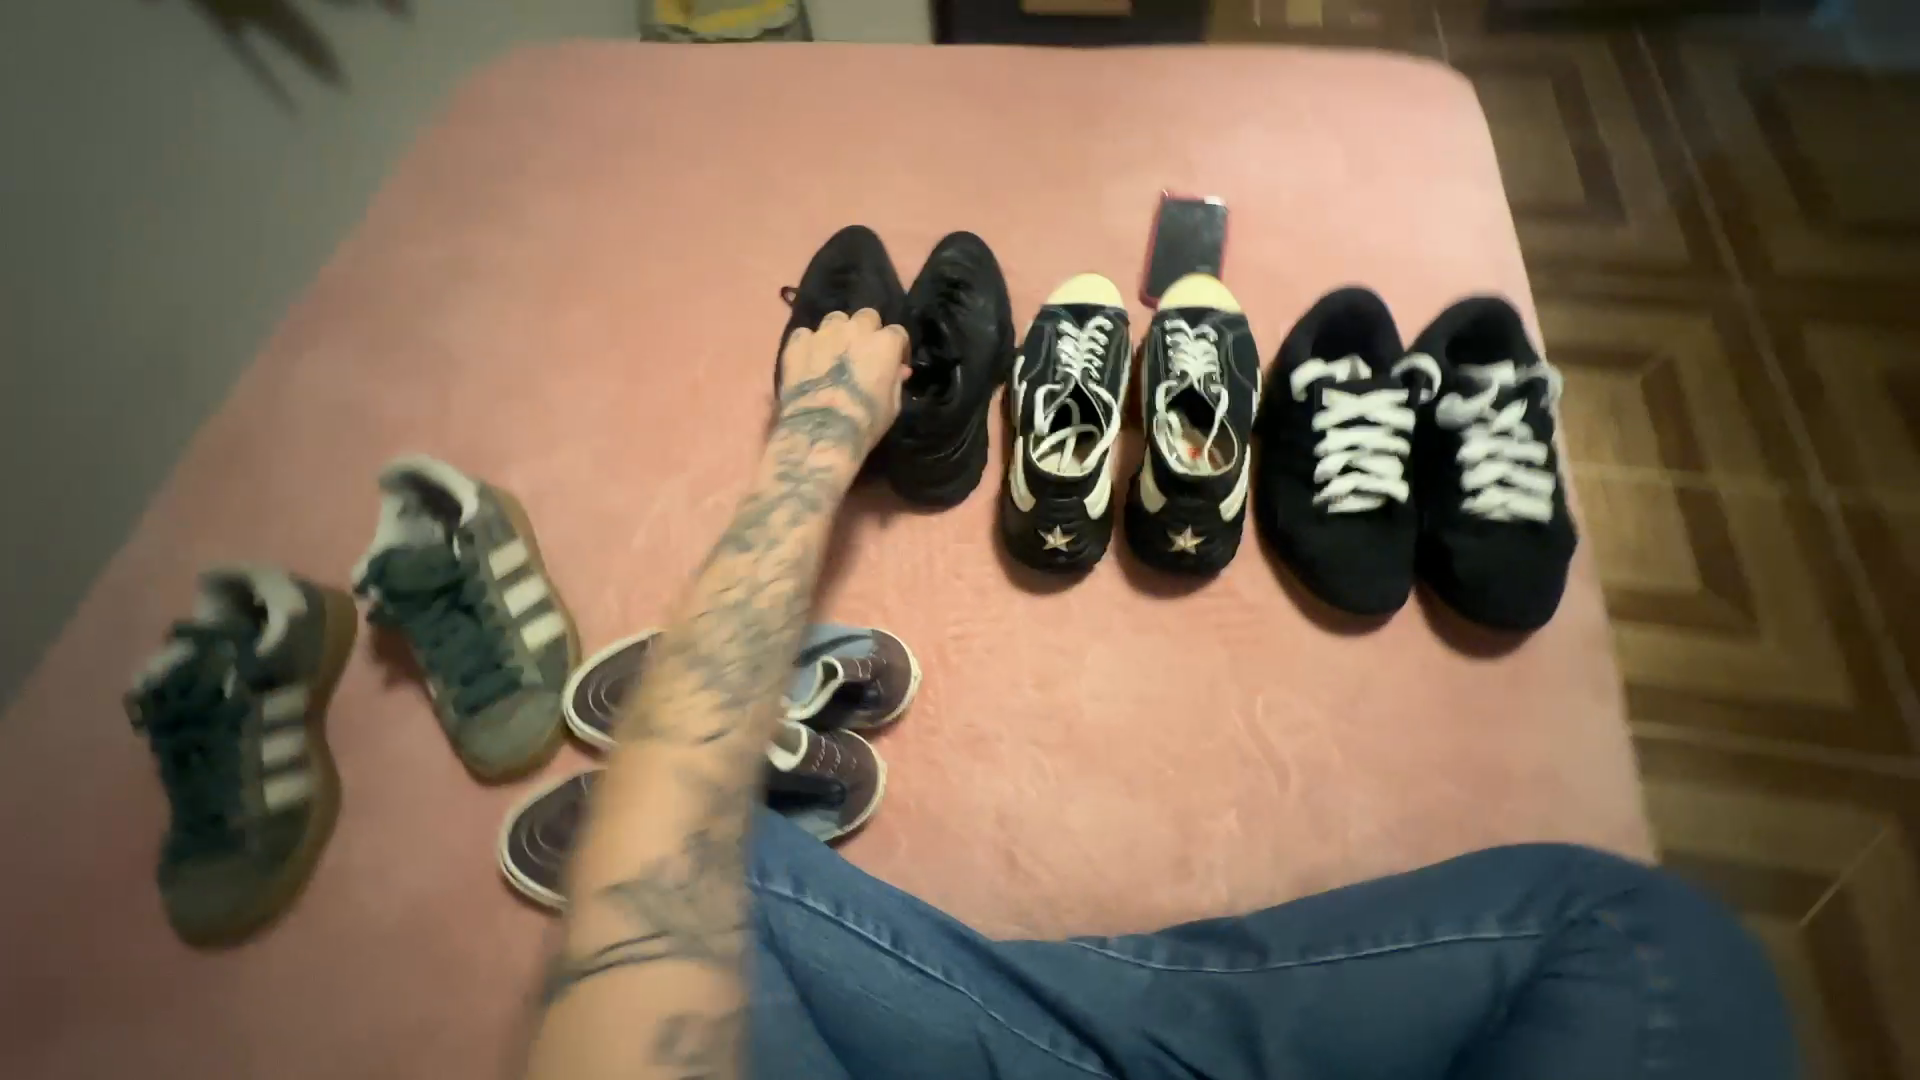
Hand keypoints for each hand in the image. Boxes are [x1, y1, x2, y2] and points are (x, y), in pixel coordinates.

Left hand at [775, 309, 908, 462]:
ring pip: (835, 320)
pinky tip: (809, 361)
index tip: (895, 364)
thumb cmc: (865, 422)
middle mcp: (855, 329)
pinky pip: (805, 334)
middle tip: (863, 353)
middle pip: (867, 317)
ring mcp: (823, 333)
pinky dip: (810, 344)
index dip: (897, 349)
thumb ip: (895, 381)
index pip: (898, 333)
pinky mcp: (797, 343)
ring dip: (839, 333)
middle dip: (868, 332)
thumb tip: (898, 370)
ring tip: (834, 353)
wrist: (821, 432)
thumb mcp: (892, 406)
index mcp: (885, 343)